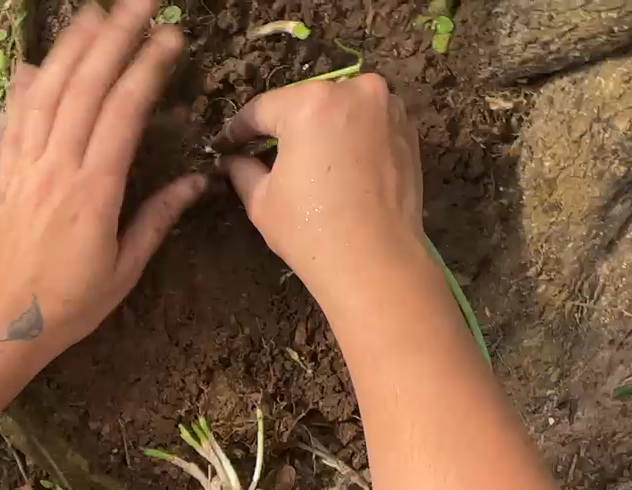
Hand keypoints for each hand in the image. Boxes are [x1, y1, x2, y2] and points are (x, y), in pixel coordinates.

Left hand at [0, 0, 206, 355]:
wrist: (8, 325)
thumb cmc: (71, 305)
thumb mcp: (124, 270)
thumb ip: (156, 220)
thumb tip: (195, 181)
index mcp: (93, 192)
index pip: (123, 111)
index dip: (147, 67)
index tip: (170, 36)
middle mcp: (55, 170)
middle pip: (84, 87)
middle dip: (114, 37)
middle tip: (140, 2)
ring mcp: (25, 171)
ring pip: (45, 95)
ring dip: (69, 48)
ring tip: (94, 13)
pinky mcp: (4, 180)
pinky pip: (13, 124)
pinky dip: (24, 89)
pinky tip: (33, 63)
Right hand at [217, 75, 430, 310]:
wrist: (372, 257)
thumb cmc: (308, 230)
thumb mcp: (261, 201)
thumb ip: (243, 170)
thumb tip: (232, 160)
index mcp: (310, 104)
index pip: (261, 108)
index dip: (237, 129)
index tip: (224, 146)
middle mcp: (353, 90)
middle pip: (303, 102)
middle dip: (280, 126)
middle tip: (261, 153)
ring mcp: (386, 105)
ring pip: (337, 107)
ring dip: (317, 128)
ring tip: (302, 159)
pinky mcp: (407, 126)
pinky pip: (365, 122)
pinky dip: (346, 136)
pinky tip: (335, 167)